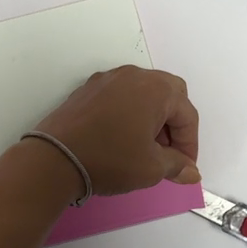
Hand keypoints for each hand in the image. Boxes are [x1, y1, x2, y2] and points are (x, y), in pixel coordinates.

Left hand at [31, 66, 200, 195]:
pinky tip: (121, 140)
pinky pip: (119, 97)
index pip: (187, 113)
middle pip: (167, 95)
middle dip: (173, 125)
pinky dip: (128, 115)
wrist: (55, 158)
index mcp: (155, 88)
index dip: (190, 143)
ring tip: (145, 149)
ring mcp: (106, 80)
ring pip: (141, 94)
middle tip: (168, 153)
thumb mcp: (151, 168)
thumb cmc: (110, 159)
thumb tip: (191, 172)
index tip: (185, 167)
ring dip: (151, 119)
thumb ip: (177, 165)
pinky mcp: (86, 90)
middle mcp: (132, 75)